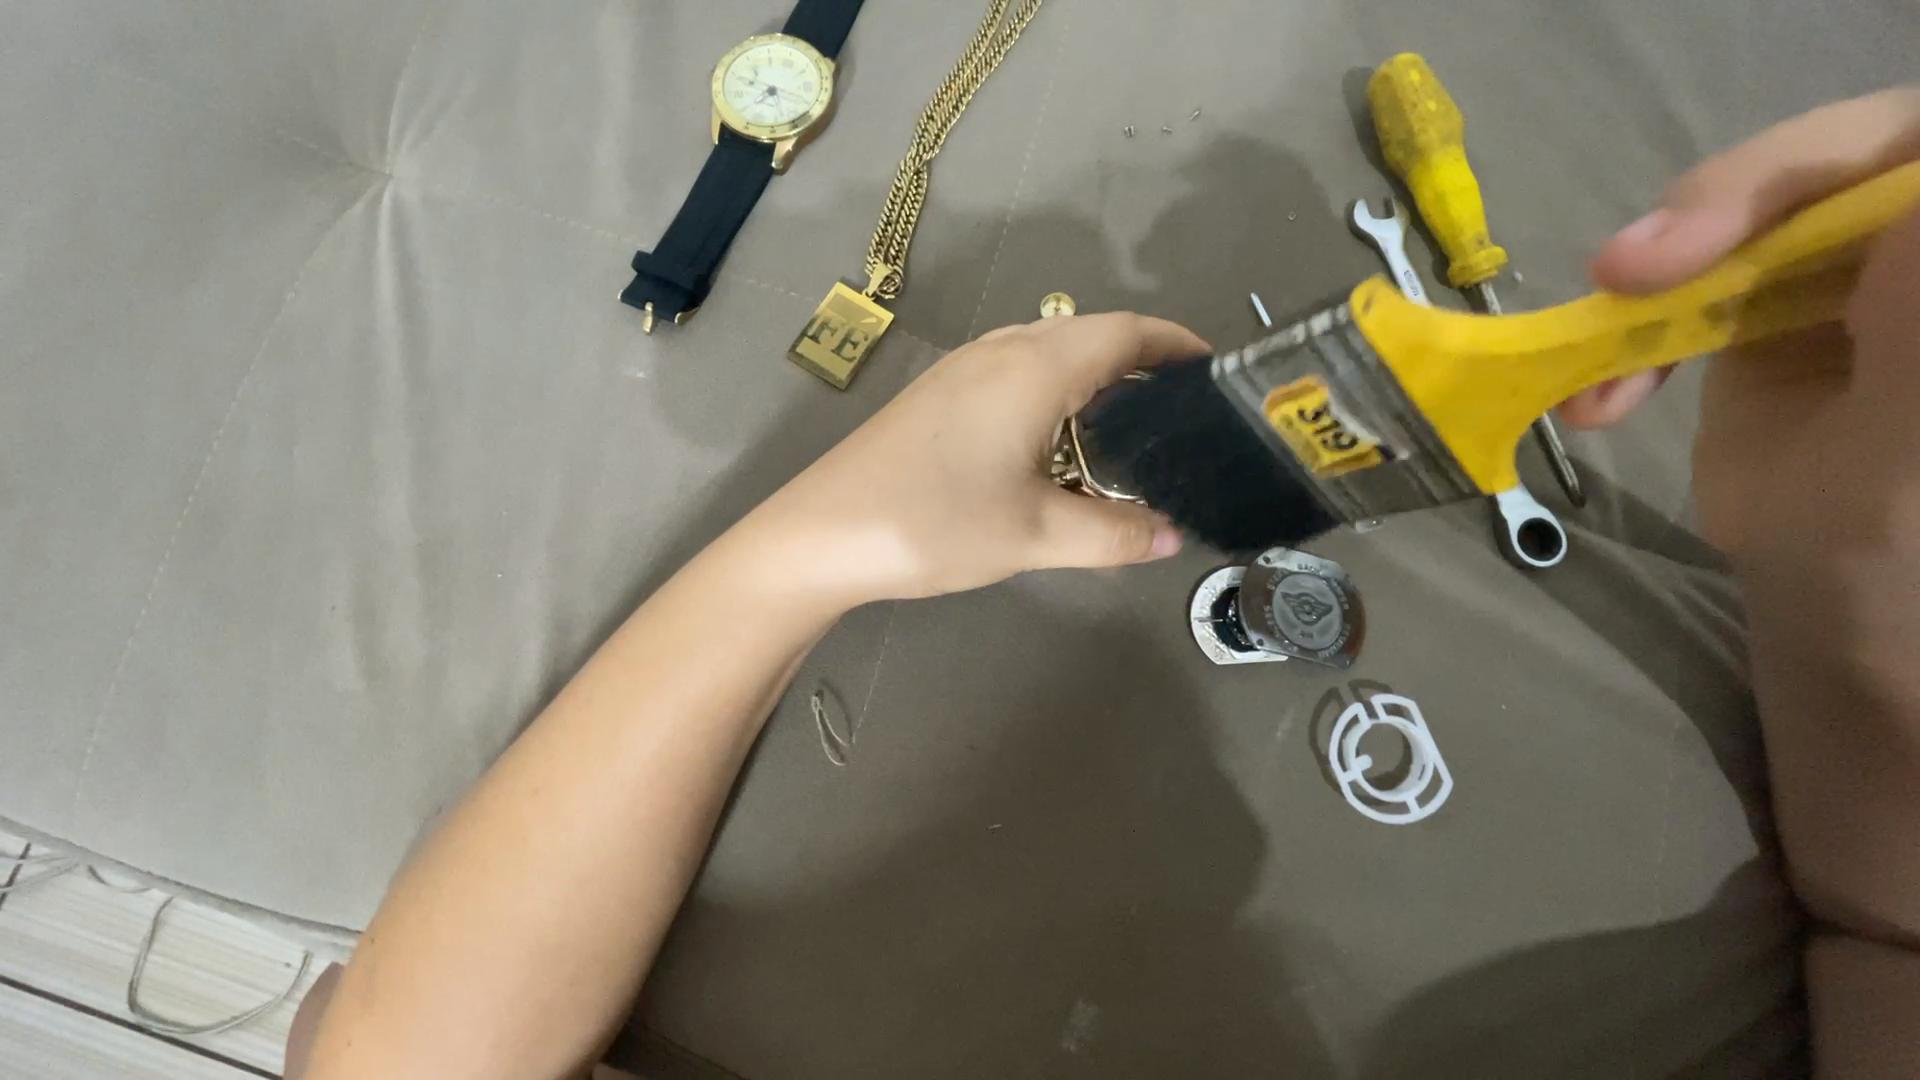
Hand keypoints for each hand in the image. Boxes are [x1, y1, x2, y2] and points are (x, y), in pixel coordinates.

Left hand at [744, 313, 1205, 604]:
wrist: (822, 534)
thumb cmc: (934, 523)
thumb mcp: (1034, 535)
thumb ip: (1112, 533)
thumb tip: (1169, 537)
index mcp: (1034, 368)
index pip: (1124, 332)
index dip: (1173, 344)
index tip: (1212, 370)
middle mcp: (999, 352)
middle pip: (1087, 333)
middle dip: (1138, 360)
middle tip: (1177, 409)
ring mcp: (960, 370)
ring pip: (1046, 351)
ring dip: (1091, 375)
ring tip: (1125, 425)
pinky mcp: (935, 395)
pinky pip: (1013, 373)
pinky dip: (1051, 391)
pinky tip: (1052, 441)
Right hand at [1558, 87, 1919, 552]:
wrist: (1843, 606)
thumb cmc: (1906, 536)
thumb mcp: (1917, 426)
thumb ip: (1918, 306)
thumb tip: (1900, 189)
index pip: (1917, 145)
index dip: (1820, 161)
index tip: (1714, 233)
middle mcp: (1911, 243)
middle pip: (1830, 162)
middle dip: (1722, 208)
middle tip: (1625, 273)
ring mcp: (1844, 276)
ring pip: (1740, 221)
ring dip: (1648, 288)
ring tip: (1591, 362)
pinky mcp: (1761, 317)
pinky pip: (1681, 294)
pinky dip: (1623, 342)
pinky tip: (1598, 400)